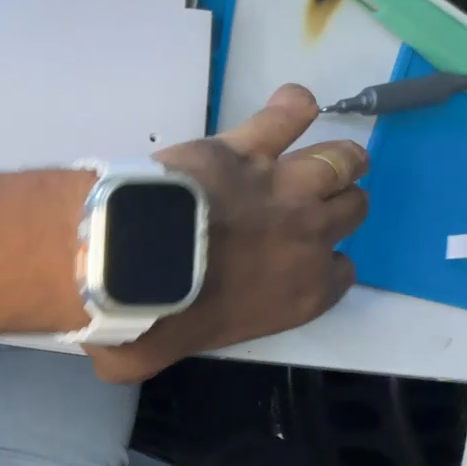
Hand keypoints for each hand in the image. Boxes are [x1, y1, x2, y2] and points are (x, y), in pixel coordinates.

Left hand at [87, 84, 369, 382]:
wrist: (118, 265)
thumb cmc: (137, 321)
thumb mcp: (144, 357)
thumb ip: (158, 352)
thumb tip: (131, 355)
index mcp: (298, 294)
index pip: (336, 276)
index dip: (314, 267)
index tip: (283, 263)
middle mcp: (307, 236)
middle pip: (349, 211)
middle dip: (324, 211)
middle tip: (283, 213)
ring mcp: (281, 186)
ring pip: (340, 160)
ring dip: (327, 162)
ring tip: (295, 166)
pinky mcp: (241, 150)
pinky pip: (287, 116)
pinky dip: (289, 108)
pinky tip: (285, 108)